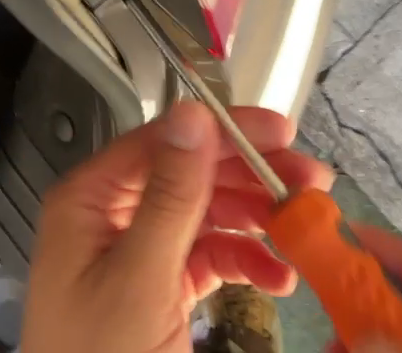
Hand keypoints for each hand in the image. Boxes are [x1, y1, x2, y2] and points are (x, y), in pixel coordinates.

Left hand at [21, 100, 334, 352]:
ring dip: (255, 219)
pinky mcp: (159, 289)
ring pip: (204, 215)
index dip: (222, 131)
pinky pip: (206, 258)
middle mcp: (111, 215)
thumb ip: (170, 195)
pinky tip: (279, 276)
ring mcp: (136, 252)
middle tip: (311, 180)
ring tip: (305, 225)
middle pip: (188, 175)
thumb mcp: (138, 275)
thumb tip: (192, 113)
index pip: (162, 142)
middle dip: (250, 175)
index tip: (281, 132)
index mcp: (90, 198)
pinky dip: (244, 262)